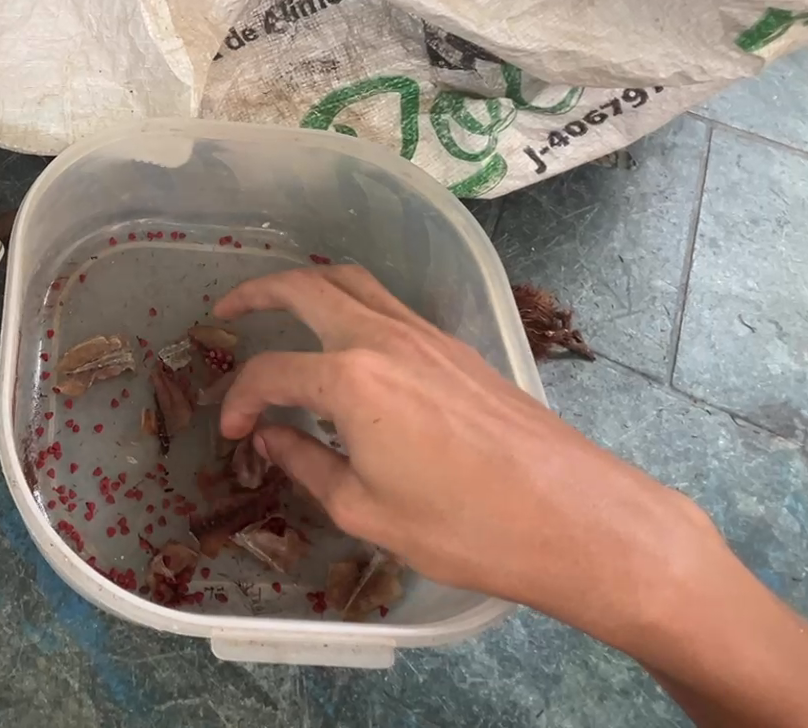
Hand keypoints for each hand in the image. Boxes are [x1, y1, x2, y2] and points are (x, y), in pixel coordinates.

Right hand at [213, 265, 719, 639]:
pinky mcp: (452, 344)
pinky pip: (384, 300)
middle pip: (303, 287)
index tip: (234, 432)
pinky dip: (347, 301)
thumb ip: (305, 463)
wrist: (581, 521)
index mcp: (350, 378)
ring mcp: (422, 333)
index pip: (270, 372)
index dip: (241, 400)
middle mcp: (380, 337)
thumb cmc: (467, 528)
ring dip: (304, 284)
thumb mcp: (366, 510)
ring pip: (349, 279)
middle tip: (225, 313)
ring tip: (277, 305)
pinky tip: (344, 338)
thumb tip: (269, 437)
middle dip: (255, 293)